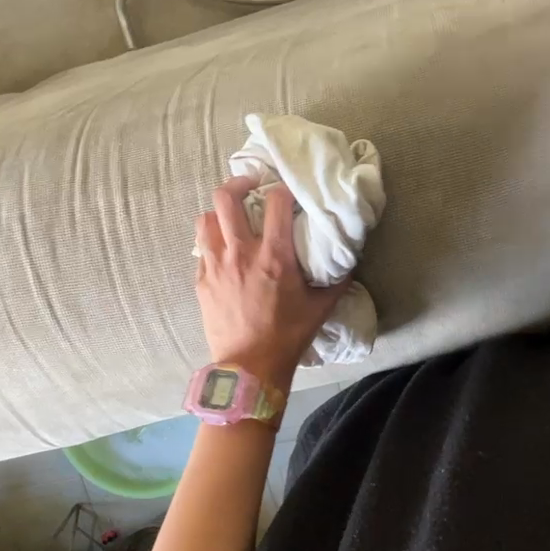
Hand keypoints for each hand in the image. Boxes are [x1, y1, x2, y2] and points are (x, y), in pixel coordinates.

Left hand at [194, 176, 347, 389]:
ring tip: (230, 218)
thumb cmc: (288, 337)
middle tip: (250, 186)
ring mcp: (216, 265)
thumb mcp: (320, 308)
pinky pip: (201, 248)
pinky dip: (212, 242)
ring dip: (219, 213)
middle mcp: (241, 253)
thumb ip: (335, 281)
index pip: (275, 201)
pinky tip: (223, 252)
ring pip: (206, 218)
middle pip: (226, 197)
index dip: (282, 189)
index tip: (287, 192)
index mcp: (274, 256)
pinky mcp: (201, 280)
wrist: (250, 366)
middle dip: (238, 183)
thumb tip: (348, 263)